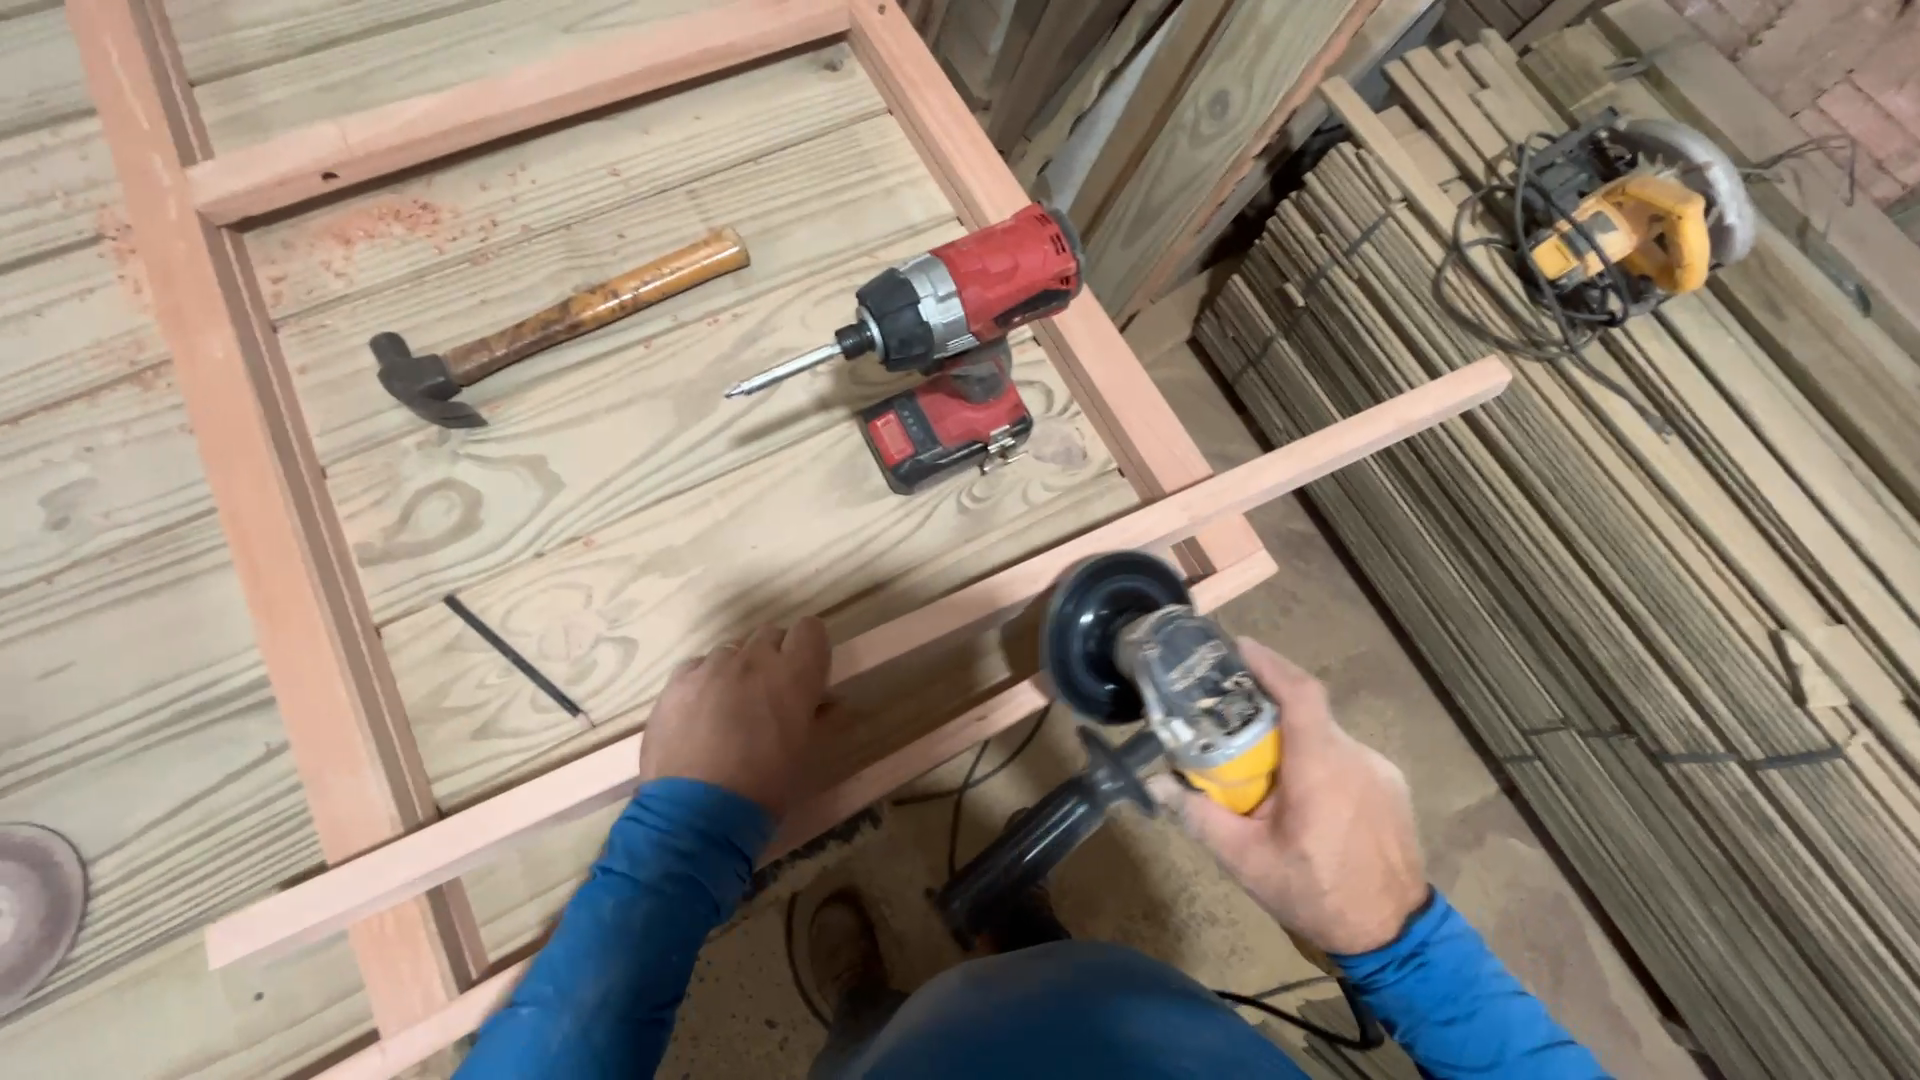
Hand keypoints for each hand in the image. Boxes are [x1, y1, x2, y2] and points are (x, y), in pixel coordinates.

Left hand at [637, 618, 831, 817]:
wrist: (696, 812)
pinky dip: (703, 681)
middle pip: (769, 635)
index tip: (807, 672)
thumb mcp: (805, 752)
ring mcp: (711, 667)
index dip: (809, 648)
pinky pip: (697, 667)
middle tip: (769, 693)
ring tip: (729, 707)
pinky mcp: (676, 682)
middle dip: (773, 656)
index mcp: (794, 674)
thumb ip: (817, 716)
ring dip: (737, 669)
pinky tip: (699, 713)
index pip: (810, 629)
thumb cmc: (765, 786)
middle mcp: (754, 659)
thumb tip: (827, 703)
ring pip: (731, 651)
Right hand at [1148, 640, 1428, 954]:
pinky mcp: (1390, 785)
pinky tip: (1297, 791)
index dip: (1269, 663)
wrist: (1395, 938)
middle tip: (1228, 710)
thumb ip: (1199, 816)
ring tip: (1258, 762)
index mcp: (1321, 767)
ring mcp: (1380, 770)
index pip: (1300, 693)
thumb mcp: (1245, 861)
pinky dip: (1314, 757)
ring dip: (1290, 737)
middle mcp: (1356, 756)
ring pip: (1324, 734)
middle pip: (1306, 711)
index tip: (1237, 647)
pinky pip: (1344, 755)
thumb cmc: (1315, 894)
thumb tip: (1157, 782)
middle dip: (1266, 703)